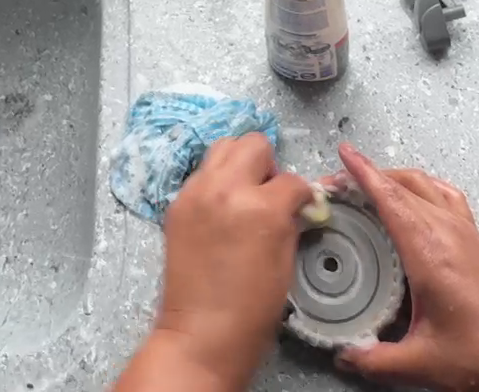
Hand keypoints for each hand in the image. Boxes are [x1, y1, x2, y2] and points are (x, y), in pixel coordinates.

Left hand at [122, 133, 314, 391]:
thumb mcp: (285, 262)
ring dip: (239, 163)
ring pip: (223, 146)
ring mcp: (197, 191)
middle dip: (268, 164)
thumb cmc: (250, 310)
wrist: (200, 335)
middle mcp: (226, 188)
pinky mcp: (177, 201)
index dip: (301, 194)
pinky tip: (220, 208)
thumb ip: (290, 220)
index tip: (300, 204)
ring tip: (243, 192)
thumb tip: (295, 203)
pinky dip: (215, 181)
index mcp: (262, 207)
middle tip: (268, 190)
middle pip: (254, 143)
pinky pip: (202, 173)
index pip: (292, 180)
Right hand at [335, 144, 478, 391]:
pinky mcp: (474, 238)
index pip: (389, 197)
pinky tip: (413, 192)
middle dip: (367, 175)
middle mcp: (446, 231)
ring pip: (423, 184)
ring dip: (393, 176)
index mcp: (429, 250)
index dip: (363, 172)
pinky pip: (444, 194)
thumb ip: (375, 358)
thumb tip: (342, 354)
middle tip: (339, 181)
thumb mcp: (421, 362)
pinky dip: (422, 184)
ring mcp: (463, 230)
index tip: (344, 153)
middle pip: (401, 184)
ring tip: (368, 182)